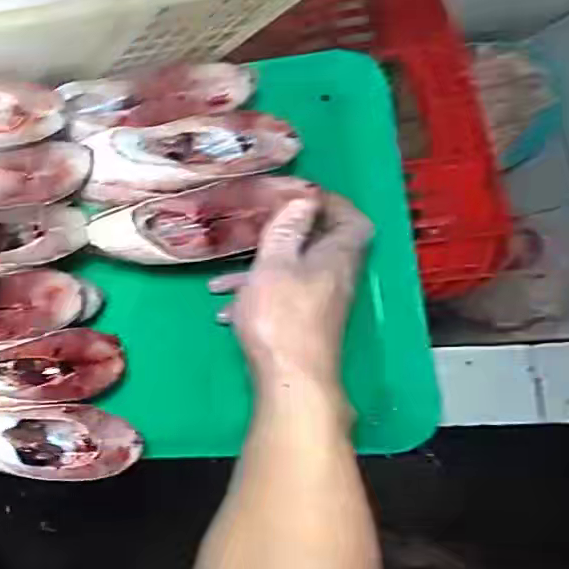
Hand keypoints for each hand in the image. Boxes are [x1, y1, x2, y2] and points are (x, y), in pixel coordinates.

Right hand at [210, 191, 372, 395]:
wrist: (290, 374)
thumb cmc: (280, 315)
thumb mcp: (274, 265)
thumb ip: (285, 230)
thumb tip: (303, 198)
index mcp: (335, 255)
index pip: (349, 217)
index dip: (329, 202)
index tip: (297, 194)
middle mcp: (335, 275)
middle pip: (318, 244)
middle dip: (285, 234)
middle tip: (255, 228)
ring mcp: (320, 301)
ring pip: (292, 272)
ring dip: (259, 270)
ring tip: (219, 280)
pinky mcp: (303, 321)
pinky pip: (280, 296)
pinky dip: (255, 295)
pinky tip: (223, 309)